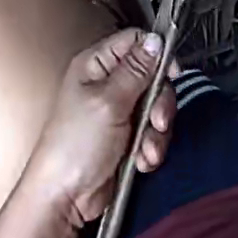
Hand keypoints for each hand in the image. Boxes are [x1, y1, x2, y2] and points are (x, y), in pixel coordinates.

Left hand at [20, 28, 178, 227]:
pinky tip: (143, 160)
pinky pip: (152, 131)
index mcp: (96, 64)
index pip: (134, 41)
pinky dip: (152, 146)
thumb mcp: (108, 102)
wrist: (64, 198)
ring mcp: (117, 109)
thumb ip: (136, 71)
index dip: (156, 54)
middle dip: (160, 101)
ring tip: (146, 149)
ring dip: (156, 130)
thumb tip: (156, 40)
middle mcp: (107, 82)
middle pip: (151, 75)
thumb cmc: (75, 145)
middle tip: (157, 121)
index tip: (172, 73)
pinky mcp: (126, 135)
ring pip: (155, 105)